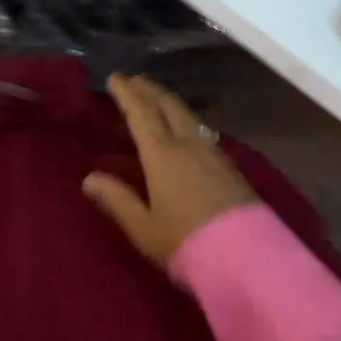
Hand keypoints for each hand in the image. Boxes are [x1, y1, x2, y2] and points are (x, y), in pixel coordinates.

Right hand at [84, 74, 257, 265]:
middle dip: (150, 90)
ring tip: (159, 98)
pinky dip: (187, 120)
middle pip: (168, 106)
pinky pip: (203, 131)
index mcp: (162, 154)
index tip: (115, 77)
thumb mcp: (144, 228)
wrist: (252, 263)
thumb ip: (117, 200)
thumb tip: (89, 178)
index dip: (127, 94)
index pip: (141, 113)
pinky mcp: (233, 170)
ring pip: (189, 116)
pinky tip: (189, 130)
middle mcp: (189, 145)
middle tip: (136, 80)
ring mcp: (214, 156)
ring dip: (170, 102)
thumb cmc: (188, 243)